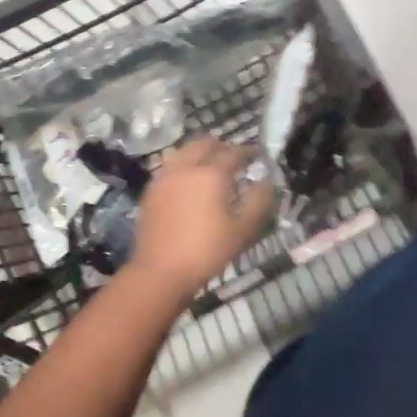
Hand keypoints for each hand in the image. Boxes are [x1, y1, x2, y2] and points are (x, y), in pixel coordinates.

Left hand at [128, 138, 275, 293]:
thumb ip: (259, 201)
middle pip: (203, 144)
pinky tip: (187, 182)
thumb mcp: (243, 230)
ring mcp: (163, 178)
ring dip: (199, 152)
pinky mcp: (150, 192)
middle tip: (233, 156)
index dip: (248, 151)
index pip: (233, 152)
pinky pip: (169, 167)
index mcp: (211, 174)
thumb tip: (267, 181)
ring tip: (209, 165)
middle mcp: (185, 168)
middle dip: (221, 145)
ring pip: (182, 152)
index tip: (257, 154)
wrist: (160, 272)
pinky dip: (182, 166)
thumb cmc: (207, 251)